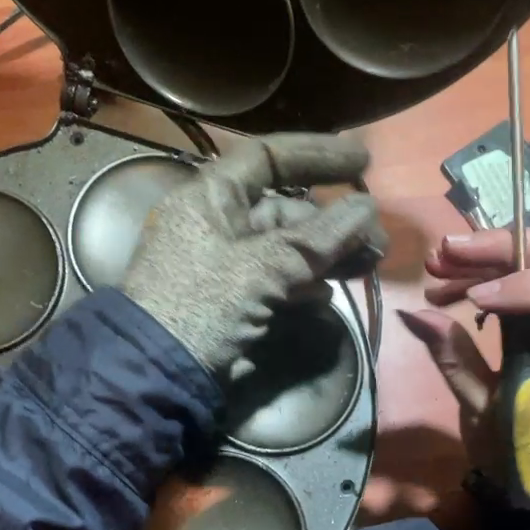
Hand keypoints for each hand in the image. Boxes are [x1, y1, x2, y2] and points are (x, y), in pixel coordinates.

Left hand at [122, 134, 385, 375]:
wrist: (153, 374)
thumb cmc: (199, 308)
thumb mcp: (260, 269)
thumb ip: (317, 240)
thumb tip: (367, 209)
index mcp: (210, 199)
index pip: (267, 159)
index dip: (317, 155)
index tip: (363, 164)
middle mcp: (216, 225)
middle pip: (284, 210)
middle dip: (332, 223)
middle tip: (377, 243)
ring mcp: (222, 266)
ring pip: (283, 250)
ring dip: (325, 256)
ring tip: (366, 266)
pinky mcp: (228, 302)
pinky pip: (272, 282)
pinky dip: (301, 285)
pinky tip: (327, 296)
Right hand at [401, 229, 529, 476]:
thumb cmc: (520, 455)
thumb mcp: (484, 418)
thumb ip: (457, 363)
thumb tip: (417, 315)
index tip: (476, 296)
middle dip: (509, 247)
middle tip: (448, 251)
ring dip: (493, 254)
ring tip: (438, 266)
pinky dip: (492, 270)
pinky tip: (451, 283)